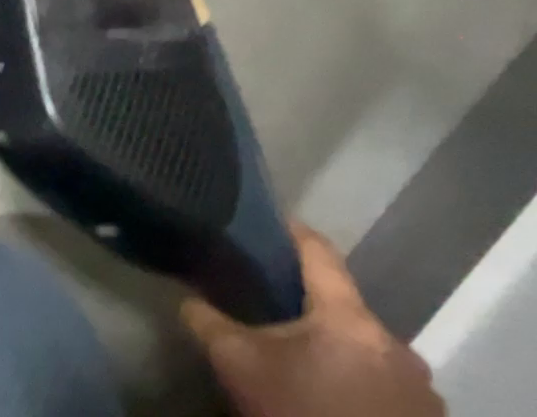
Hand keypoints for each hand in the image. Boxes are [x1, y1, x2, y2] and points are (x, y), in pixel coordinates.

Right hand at [182, 225, 444, 416]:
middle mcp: (395, 341)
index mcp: (349, 318)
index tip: (265, 216)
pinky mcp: (425, 413)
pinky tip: (325, 386)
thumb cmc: (296, 407)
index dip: (291, 229)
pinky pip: (382, 376)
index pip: (320, 253)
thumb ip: (206, 319)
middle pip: (341, 303)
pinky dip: (352, 371)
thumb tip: (188, 296)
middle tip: (265, 301)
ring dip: (331, 340)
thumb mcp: (235, 361)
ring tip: (294, 350)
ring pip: (362, 342)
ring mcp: (420, 382)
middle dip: (304, 300)